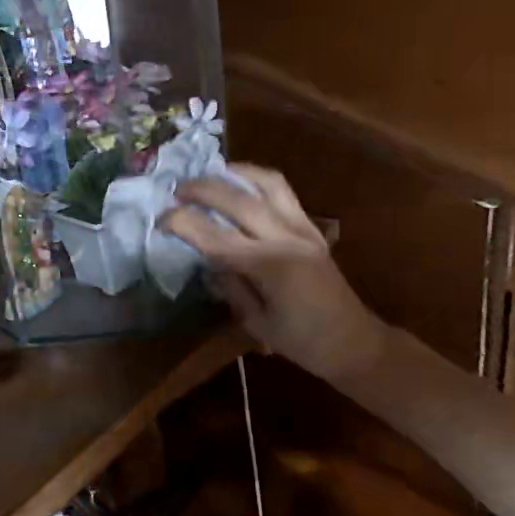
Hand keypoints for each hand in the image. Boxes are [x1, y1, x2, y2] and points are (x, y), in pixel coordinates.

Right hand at [161, 164, 393, 383]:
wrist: (353, 341)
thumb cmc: (301, 342)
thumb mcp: (255, 321)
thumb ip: (230, 284)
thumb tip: (207, 256)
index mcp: (268, 268)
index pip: (215, 236)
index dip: (182, 223)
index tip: (161, 220)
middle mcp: (285, 239)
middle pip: (237, 200)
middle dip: (202, 189)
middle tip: (177, 191)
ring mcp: (303, 227)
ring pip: (266, 183)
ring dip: (234, 173)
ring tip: (211, 174)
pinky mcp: (312, 226)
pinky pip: (283, 191)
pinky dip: (257, 179)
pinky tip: (240, 182)